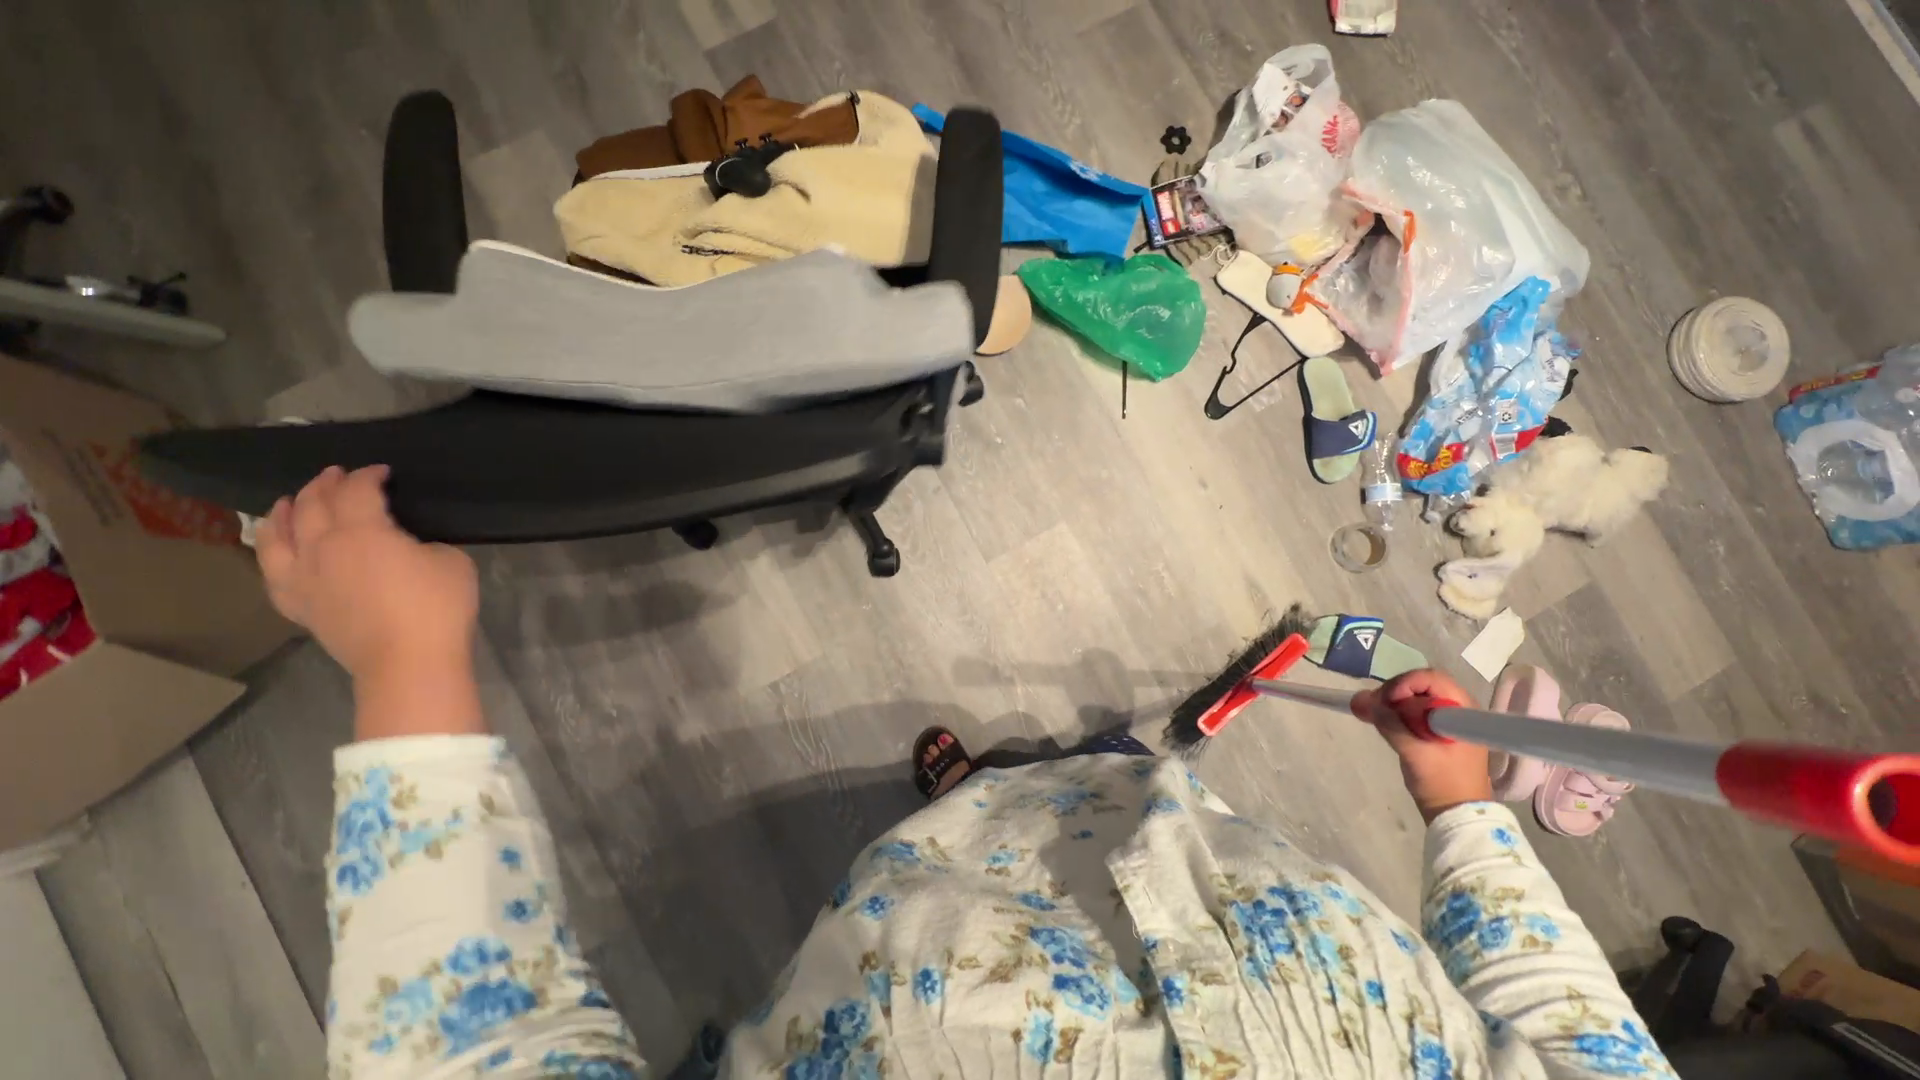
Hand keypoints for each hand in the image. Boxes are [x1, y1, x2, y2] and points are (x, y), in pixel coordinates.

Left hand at [257, 465, 477, 687]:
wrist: (409, 663)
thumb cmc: (437, 609)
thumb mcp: (452, 561)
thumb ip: (423, 543)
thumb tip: (407, 547)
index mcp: (362, 531)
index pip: (357, 490)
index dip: (369, 475)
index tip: (383, 472)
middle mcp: (322, 548)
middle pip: (312, 505)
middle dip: (325, 485)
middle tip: (337, 475)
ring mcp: (303, 579)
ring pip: (278, 536)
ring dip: (283, 512)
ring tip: (287, 501)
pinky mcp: (300, 607)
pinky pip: (273, 574)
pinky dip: (271, 554)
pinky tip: (277, 549)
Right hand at [1350, 669, 1491, 822]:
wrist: (1458, 815)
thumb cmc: (1442, 784)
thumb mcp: (1413, 753)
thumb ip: (1389, 724)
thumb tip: (1359, 699)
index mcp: (1462, 710)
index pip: (1431, 678)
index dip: (1403, 684)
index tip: (1384, 702)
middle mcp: (1459, 708)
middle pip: (1422, 684)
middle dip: (1394, 692)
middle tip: (1373, 708)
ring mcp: (1450, 719)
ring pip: (1416, 697)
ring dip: (1393, 703)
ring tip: (1374, 715)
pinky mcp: (1440, 730)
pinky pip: (1416, 710)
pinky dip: (1398, 713)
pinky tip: (1383, 721)